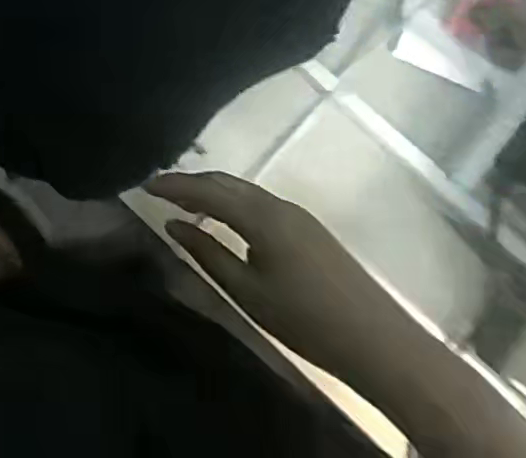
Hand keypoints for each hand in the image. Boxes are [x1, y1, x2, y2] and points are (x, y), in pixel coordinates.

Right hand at [146, 171, 408, 374]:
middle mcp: (277, 204)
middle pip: (226, 182)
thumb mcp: (247, 292)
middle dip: (190, 181)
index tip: (144, 183)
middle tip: (159, 187)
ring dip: (212, 189)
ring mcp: (297, 214)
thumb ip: (207, 252)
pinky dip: (233, 201)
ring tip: (185, 199)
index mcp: (260, 216)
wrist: (381, 344)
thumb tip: (173, 223)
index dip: (173, 185)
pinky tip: (224, 216)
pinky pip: (259, 201)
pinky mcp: (308, 228)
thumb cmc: (306, 321)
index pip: (206, 190)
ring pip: (244, 190)